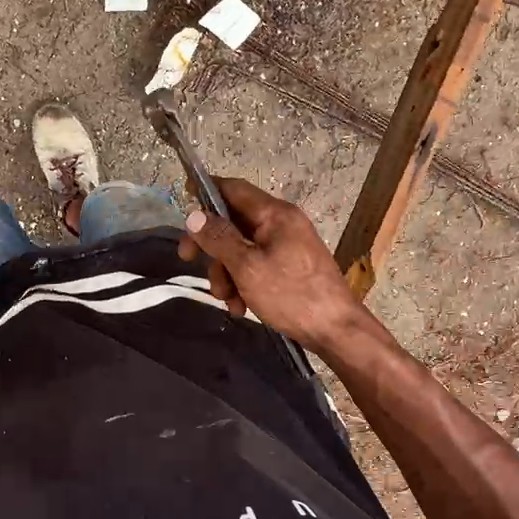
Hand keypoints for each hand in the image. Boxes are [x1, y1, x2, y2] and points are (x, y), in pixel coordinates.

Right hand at [177, 177, 378, 349]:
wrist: (336, 330)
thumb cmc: (291, 295)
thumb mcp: (247, 266)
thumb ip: (218, 238)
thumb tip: (193, 216)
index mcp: (274, 214)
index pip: (233, 188)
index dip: (205, 192)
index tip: (181, 203)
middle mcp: (282, 223)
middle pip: (232, 222)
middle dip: (210, 245)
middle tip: (187, 260)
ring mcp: (287, 245)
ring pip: (241, 248)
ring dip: (225, 272)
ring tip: (227, 299)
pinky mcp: (290, 267)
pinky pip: (256, 265)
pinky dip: (243, 282)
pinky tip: (241, 306)